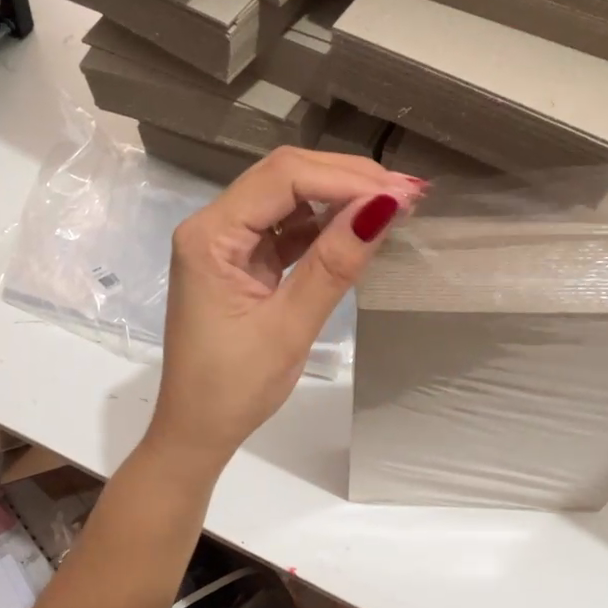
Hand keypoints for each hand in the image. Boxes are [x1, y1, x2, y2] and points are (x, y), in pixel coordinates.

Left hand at [145, 147, 420, 466]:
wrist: (198, 430)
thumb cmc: (233, 388)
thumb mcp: (289, 327)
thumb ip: (334, 265)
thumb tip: (383, 208)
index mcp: (210, 236)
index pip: (282, 179)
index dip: (345, 177)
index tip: (401, 194)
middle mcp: (212, 228)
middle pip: (284, 180)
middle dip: (347, 181)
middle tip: (409, 195)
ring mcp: (227, 245)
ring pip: (288, 202)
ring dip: (339, 202)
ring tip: (394, 209)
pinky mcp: (241, 265)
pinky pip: (286, 232)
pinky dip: (323, 230)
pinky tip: (359, 231)